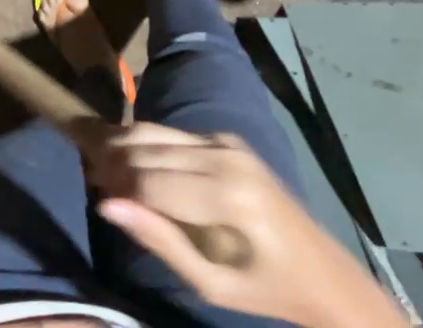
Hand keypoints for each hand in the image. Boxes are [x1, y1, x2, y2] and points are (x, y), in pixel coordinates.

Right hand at [78, 123, 404, 327]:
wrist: (328, 277)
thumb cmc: (268, 290)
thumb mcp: (212, 284)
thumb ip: (160, 241)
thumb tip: (107, 207)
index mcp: (228, 197)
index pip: (147, 181)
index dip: (115, 190)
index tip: (99, 201)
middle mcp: (225, 158)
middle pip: (144, 149)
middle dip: (111, 163)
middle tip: (94, 183)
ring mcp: (227, 143)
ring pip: (151, 131)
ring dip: (121, 147)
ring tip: (104, 171)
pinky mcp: (227, 139)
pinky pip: (170, 133)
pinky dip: (143, 143)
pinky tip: (132, 163)